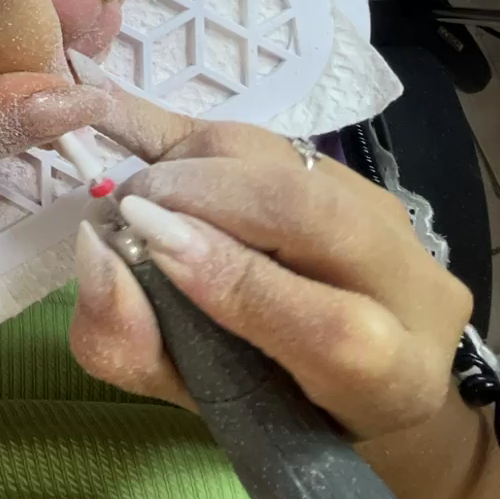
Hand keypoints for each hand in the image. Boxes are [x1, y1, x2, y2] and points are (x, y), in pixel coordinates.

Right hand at [69, 96, 473, 440]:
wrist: (355, 362)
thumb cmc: (268, 396)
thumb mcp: (190, 399)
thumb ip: (132, 346)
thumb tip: (93, 252)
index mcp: (390, 380)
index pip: (331, 328)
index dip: (229, 275)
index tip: (144, 238)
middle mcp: (405, 285)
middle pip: (310, 213)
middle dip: (198, 196)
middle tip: (126, 211)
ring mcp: (377, 211)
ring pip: (275, 157)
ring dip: (186, 164)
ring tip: (139, 195)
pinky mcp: (325, 161)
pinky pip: (240, 130)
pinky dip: (165, 115)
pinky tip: (102, 98)